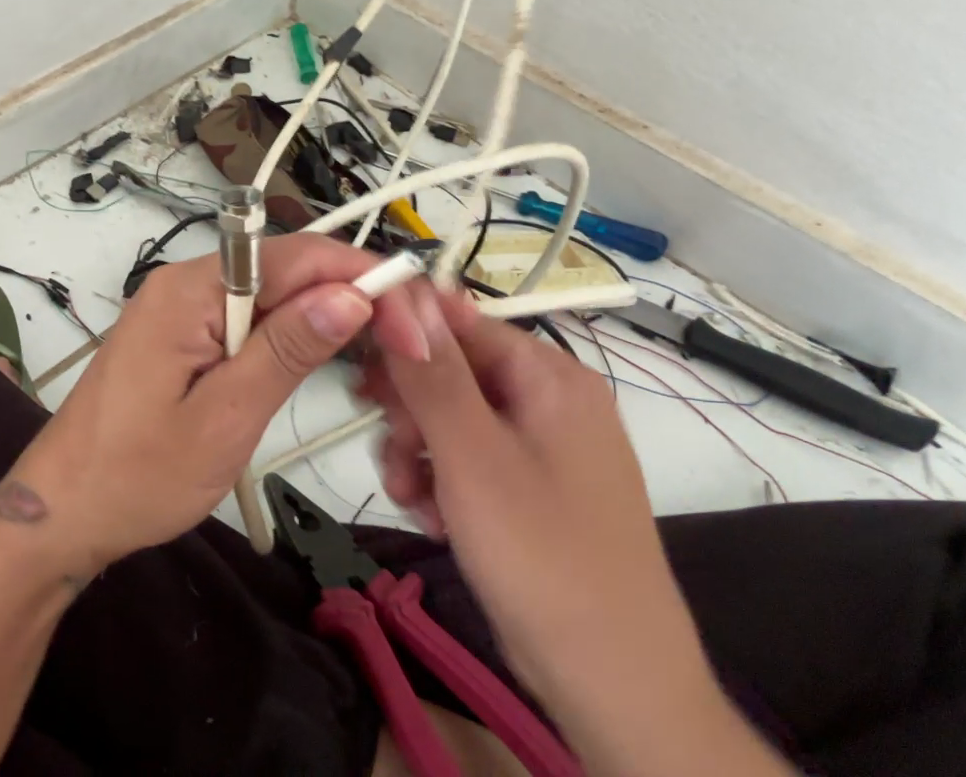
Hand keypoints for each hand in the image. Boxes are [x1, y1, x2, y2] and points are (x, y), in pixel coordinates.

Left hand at [22, 233, 380, 568]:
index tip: (419, 328)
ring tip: (379, 357)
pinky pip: (245, 320)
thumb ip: (286, 351)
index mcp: (191, 290)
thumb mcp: (224, 417)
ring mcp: (178, 309)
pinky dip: (287, 337)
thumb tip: (351, 293)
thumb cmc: (137, 476)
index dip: (367, 279)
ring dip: (324, 318)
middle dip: (353, 296)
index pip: (298, 257)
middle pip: (287, 269)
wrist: (64, 510)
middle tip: (409, 350)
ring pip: (271, 294)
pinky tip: (316, 361)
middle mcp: (183, 284)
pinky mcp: (178, 337)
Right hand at [362, 284, 727, 746]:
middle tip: (392, 453)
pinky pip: (467, 460)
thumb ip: (432, 371)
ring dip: (416, 454)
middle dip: (408, 412)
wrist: (610, 675)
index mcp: (549, 376)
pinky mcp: (530, 488)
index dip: (400, 339)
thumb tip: (403, 290)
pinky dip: (441, 484)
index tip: (355, 374)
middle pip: (449, 372)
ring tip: (412, 501)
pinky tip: (435, 520)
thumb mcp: (470, 455)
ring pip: (449, 420)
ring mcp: (542, 447)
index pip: (455, 321)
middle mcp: (550, 400)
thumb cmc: (540, 553)